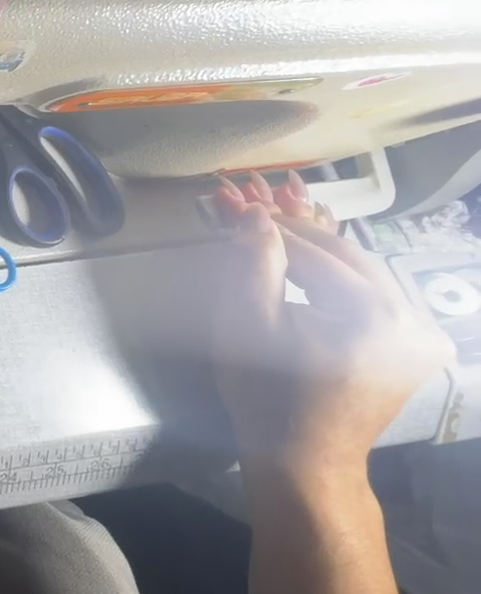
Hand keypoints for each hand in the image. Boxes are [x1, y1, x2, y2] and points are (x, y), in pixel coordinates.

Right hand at [211, 173, 453, 471]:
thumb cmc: (265, 389)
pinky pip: (373, 293)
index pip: (313, 253)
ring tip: (274, 231)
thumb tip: (256, 216)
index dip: (268, 227)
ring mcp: (421, 335)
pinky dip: (337, 275)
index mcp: (374, 314)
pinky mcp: (414, 345)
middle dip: (297, 231)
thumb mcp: (245, 320)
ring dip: (317, 250)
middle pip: (348, 255)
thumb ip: (253, 263)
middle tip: (251, 209)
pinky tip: (308, 266)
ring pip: (362, 271)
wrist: (303, 450)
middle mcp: (413, 320)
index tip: (232, 203)